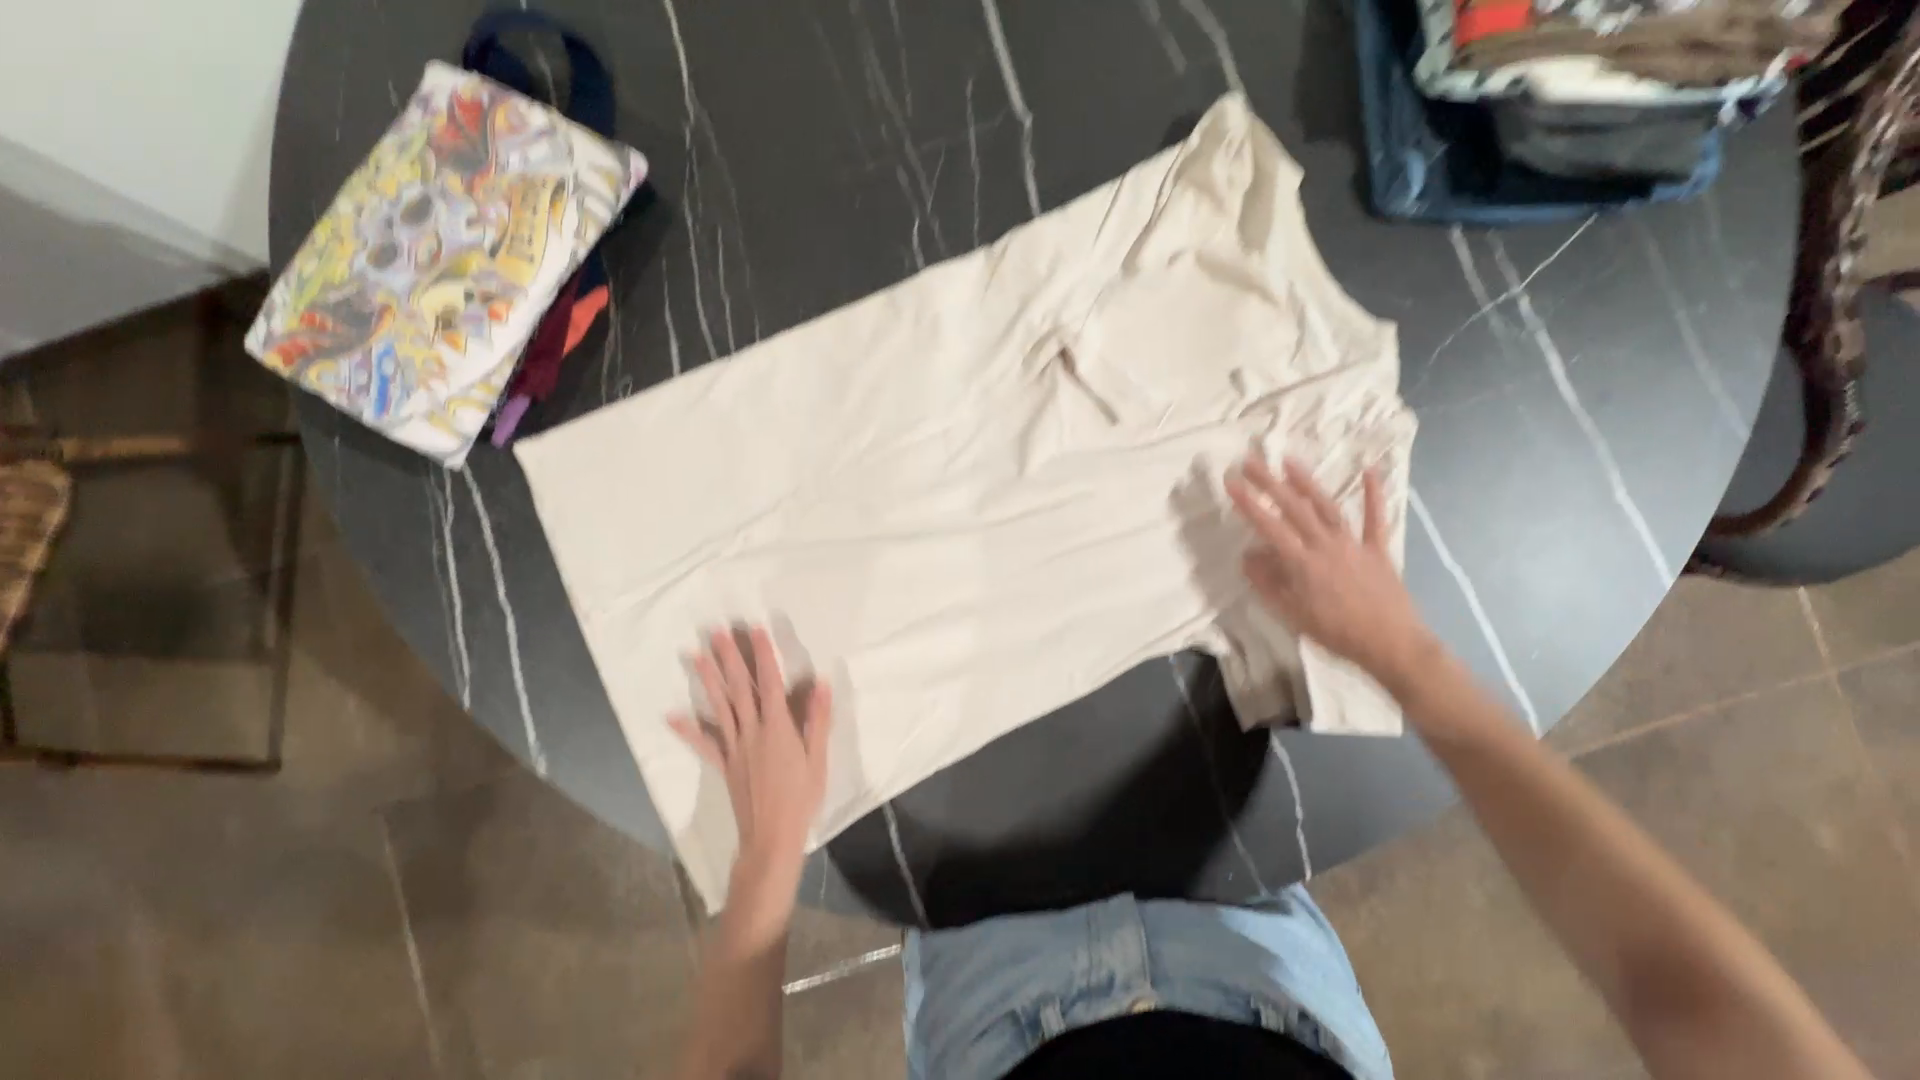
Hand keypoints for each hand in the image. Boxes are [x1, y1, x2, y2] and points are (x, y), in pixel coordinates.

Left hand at [669, 627, 833, 896]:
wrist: (772, 835)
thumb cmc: (801, 798)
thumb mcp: (818, 759)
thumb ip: (817, 721)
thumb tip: (820, 683)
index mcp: (778, 727)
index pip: (771, 682)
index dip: (763, 654)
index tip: (756, 629)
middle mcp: (752, 730)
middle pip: (740, 688)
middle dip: (729, 658)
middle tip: (717, 632)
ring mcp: (735, 747)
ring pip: (720, 707)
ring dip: (708, 680)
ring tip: (695, 655)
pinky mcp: (724, 764)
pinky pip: (704, 744)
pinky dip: (688, 729)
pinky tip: (672, 715)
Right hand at [1224, 453, 1436, 691]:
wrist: (1392, 645)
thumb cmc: (1337, 635)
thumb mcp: (1293, 616)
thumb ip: (1268, 584)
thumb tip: (1247, 556)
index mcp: (1302, 564)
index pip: (1269, 527)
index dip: (1248, 503)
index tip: (1230, 482)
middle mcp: (1326, 546)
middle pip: (1294, 508)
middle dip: (1269, 483)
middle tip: (1250, 461)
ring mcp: (1354, 545)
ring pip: (1327, 507)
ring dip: (1307, 483)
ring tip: (1289, 462)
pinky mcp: (1378, 550)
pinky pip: (1375, 519)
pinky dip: (1374, 494)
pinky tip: (1370, 470)